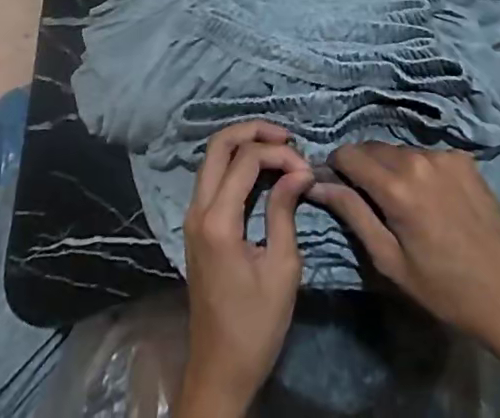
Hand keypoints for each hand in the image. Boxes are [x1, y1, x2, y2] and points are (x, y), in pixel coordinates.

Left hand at [177, 121, 314, 417]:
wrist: (220, 368)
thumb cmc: (256, 324)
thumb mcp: (282, 267)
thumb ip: (285, 211)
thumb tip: (298, 170)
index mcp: (217, 221)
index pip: (245, 159)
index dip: (280, 153)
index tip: (307, 169)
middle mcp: (197, 211)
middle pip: (218, 145)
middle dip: (255, 131)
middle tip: (290, 138)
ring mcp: (192, 218)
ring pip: (212, 158)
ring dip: (245, 145)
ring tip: (282, 151)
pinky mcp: (197, 227)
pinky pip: (212, 177)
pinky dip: (237, 163)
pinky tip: (264, 171)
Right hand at [307, 143, 499, 345]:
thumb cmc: (442, 286)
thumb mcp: (389, 259)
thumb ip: (353, 214)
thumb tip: (318, 185)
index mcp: (397, 187)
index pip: (350, 154)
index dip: (336, 166)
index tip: (332, 183)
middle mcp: (420, 160)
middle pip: (374, 148)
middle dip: (362, 165)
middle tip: (363, 196)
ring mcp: (445, 156)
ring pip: (401, 151)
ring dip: (390, 166)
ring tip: (398, 199)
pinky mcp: (465, 159)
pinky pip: (427, 155)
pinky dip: (418, 168)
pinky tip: (428, 195)